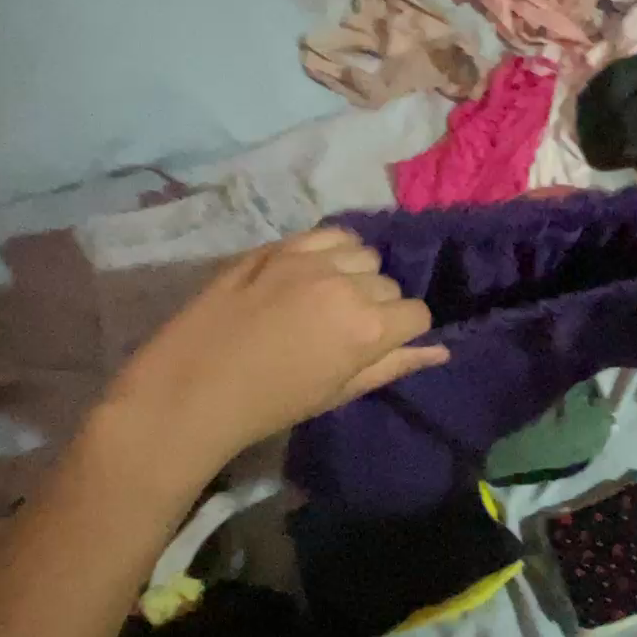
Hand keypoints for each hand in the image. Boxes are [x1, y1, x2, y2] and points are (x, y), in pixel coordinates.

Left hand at [81, 228, 447, 501]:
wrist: (195, 388)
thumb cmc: (273, 403)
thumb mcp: (341, 391)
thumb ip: (394, 364)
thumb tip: (441, 350)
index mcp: (368, 328)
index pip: (417, 313)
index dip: (404, 331)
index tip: (381, 344)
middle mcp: (347, 285)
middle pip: (389, 284)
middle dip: (379, 305)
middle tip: (345, 328)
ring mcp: (311, 260)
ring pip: (362, 254)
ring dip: (356, 274)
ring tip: (328, 296)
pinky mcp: (279, 246)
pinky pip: (328, 233)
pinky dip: (331, 249)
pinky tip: (315, 270)